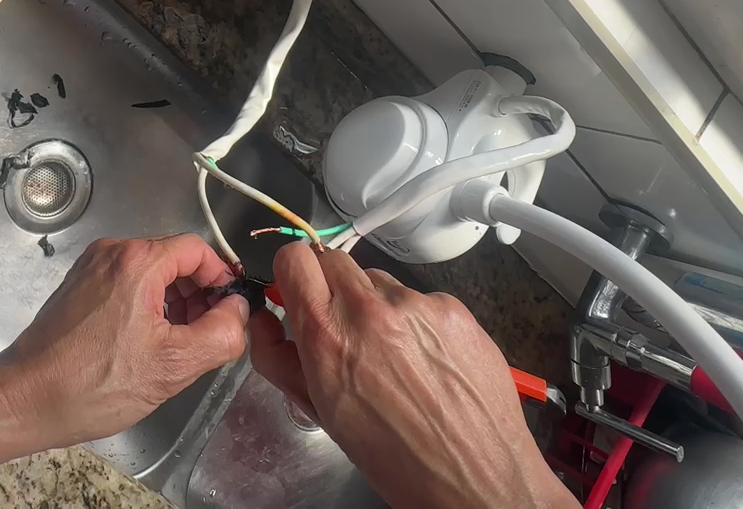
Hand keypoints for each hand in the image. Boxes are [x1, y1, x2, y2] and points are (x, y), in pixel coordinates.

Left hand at [0, 233, 249, 449]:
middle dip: (198, 292)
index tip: (231, 309)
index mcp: (136, 260)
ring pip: (151, 271)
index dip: (220, 276)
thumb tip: (239, 310)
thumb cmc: (97, 383)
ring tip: (178, 342)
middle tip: (207, 333)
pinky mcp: (80, 283)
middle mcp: (113, 251)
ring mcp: (92, 265)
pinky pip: (127, 280)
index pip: (196, 248)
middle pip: (173, 257)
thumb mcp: (173, 364)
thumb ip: (219, 333)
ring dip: (174, 299)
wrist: (26, 397)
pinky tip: (148, 340)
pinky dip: (147, 302)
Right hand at [249, 242, 575, 508]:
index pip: (294, 257)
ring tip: (395, 352)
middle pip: (333, 258)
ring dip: (375, 303)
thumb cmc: (391, 456)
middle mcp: (368, 308)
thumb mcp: (319, 411)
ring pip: (377, 279)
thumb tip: (264, 317)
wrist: (478, 485)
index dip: (293, 273)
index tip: (300, 292)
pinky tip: (429, 359)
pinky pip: (419, 298)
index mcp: (327, 333)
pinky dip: (417, 319)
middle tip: (345, 325)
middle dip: (331, 286)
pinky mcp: (453, 308)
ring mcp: (415, 304)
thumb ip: (276, 356)